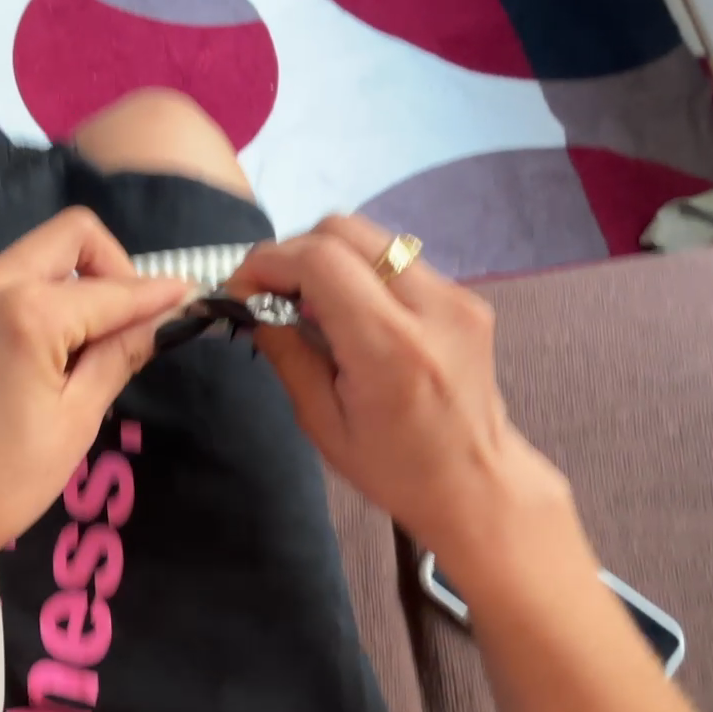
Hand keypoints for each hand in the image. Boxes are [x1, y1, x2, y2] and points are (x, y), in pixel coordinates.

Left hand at [0, 208, 190, 573]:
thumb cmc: (9, 478)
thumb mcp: (78, 416)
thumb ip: (123, 352)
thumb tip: (171, 314)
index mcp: (25, 312)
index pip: (111, 290)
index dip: (157, 296)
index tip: (194, 301)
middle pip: (72, 237)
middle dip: (115, 270)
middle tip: (135, 324)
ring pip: (44, 254)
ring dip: (83, 282)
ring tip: (102, 343)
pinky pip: (19, 280)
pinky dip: (52, 296)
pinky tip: (67, 345)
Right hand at [230, 214, 570, 566]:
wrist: (474, 481)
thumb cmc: (389, 467)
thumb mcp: (320, 420)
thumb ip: (287, 353)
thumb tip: (251, 307)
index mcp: (389, 347)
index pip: (321, 260)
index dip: (268, 261)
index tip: (239, 288)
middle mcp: (430, 305)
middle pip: (345, 230)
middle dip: (291, 252)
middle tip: (265, 292)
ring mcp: (455, 293)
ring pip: (370, 237)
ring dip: (322, 258)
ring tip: (302, 304)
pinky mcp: (462, 295)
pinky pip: (393, 259)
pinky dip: (353, 271)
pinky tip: (341, 313)